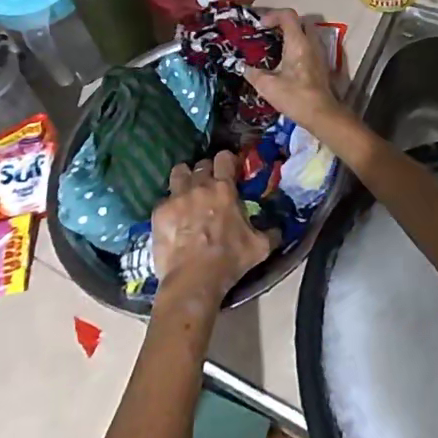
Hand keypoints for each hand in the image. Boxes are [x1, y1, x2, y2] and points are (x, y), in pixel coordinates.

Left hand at [151, 151, 275, 300]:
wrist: (193, 280)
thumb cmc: (229, 260)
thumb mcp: (259, 247)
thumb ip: (270, 232)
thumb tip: (278, 229)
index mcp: (224, 189)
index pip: (224, 158)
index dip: (227, 161)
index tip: (229, 169)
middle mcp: (200, 186)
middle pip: (201, 164)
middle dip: (206, 171)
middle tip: (209, 185)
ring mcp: (176, 197)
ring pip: (179, 172)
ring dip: (185, 179)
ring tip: (187, 192)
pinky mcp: (159, 212)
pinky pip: (164, 199)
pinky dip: (170, 205)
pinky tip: (173, 218)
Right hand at [244, 10, 350, 134]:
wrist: (322, 114)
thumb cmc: (295, 96)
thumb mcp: (267, 86)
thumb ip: (253, 73)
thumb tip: (244, 67)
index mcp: (298, 42)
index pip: (288, 15)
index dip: (273, 15)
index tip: (261, 26)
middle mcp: (311, 43)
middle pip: (299, 21)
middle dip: (283, 23)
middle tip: (268, 34)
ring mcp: (319, 53)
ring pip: (306, 34)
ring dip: (291, 35)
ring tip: (275, 47)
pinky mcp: (321, 64)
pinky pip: (309, 46)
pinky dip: (297, 47)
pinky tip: (285, 62)